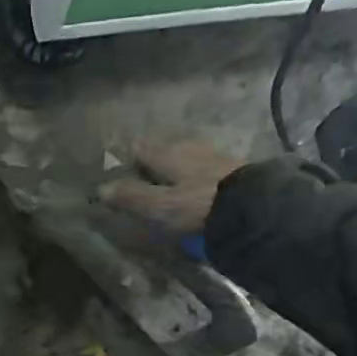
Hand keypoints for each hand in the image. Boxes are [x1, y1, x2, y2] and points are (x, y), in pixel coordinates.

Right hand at [98, 139, 246, 235]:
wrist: (256, 208)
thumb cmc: (198, 205)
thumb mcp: (158, 206)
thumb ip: (130, 197)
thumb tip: (100, 189)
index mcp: (166, 152)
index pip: (138, 148)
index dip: (126, 161)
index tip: (118, 175)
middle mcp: (188, 147)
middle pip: (162, 151)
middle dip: (151, 165)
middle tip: (142, 184)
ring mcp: (213, 156)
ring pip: (185, 159)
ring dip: (175, 171)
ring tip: (168, 190)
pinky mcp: (233, 169)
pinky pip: (204, 170)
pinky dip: (195, 179)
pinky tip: (195, 193)